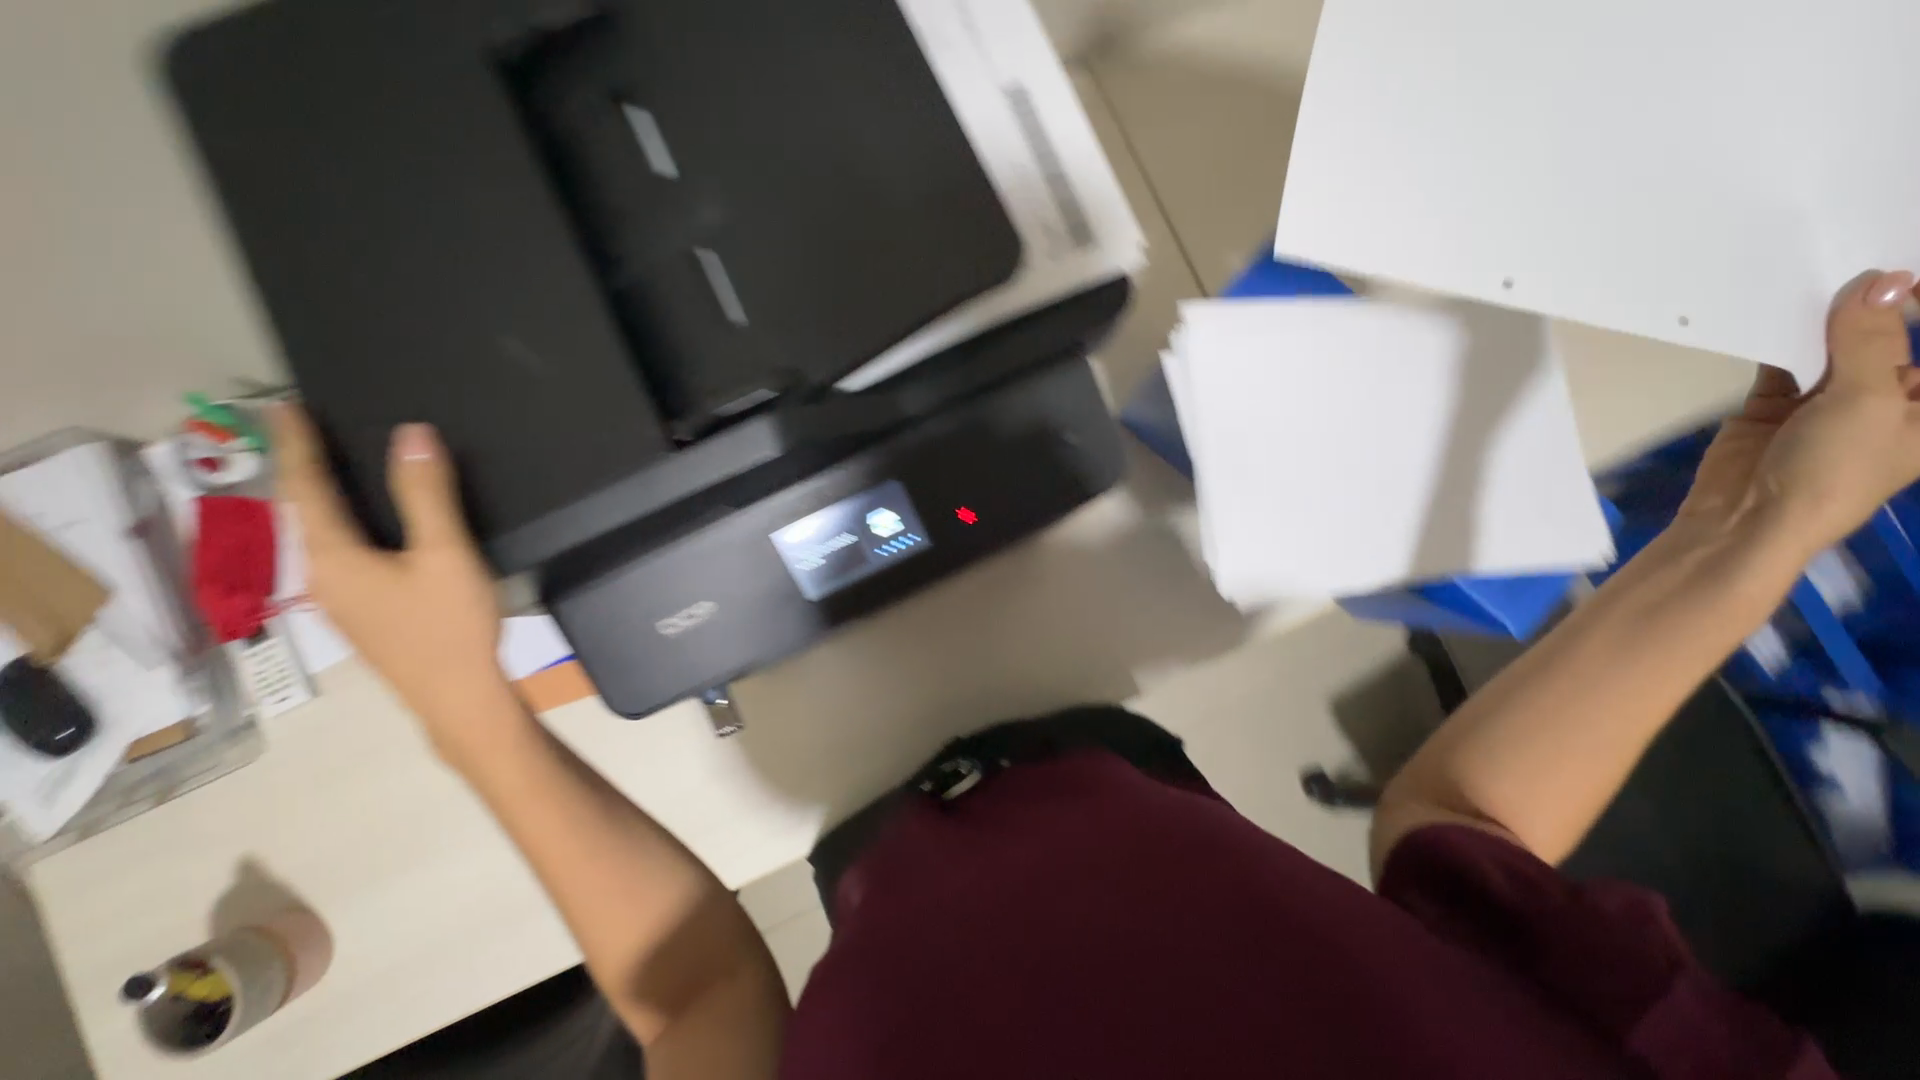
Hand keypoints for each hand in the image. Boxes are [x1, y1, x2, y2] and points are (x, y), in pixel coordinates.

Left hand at [271, 405, 518, 757]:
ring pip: (316, 537)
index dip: (297, 445)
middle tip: (303, 432)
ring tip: (326, 470)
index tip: (285, 407)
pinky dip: (339, 526)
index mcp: (333, 558)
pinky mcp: (360, 617)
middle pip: (300, 513)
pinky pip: (336, 556)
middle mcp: (321, 578)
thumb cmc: (451, 626)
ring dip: (317, 499)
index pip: (305, 488)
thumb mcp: (446, 554)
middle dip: (299, 470)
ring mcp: (338, 602)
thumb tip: (410, 434)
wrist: (459, 699)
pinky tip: (360, 529)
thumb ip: (426, 495)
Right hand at [1677, 269, 1919, 557]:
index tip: (1901, 269)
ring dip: (1823, 322)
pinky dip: (1775, 343)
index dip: (1919, 306)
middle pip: (1889, 340)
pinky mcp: (1774, 405)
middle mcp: (1888, 400)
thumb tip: (1877, 279)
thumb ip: (1869, 338)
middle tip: (1856, 265)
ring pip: (1833, 349)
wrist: (1748, 517)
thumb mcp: (1868, 399)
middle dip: (1876, 307)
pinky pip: (1781, 364)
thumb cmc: (1836, 468)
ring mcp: (1827, 402)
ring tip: (1814, 278)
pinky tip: (1771, 314)